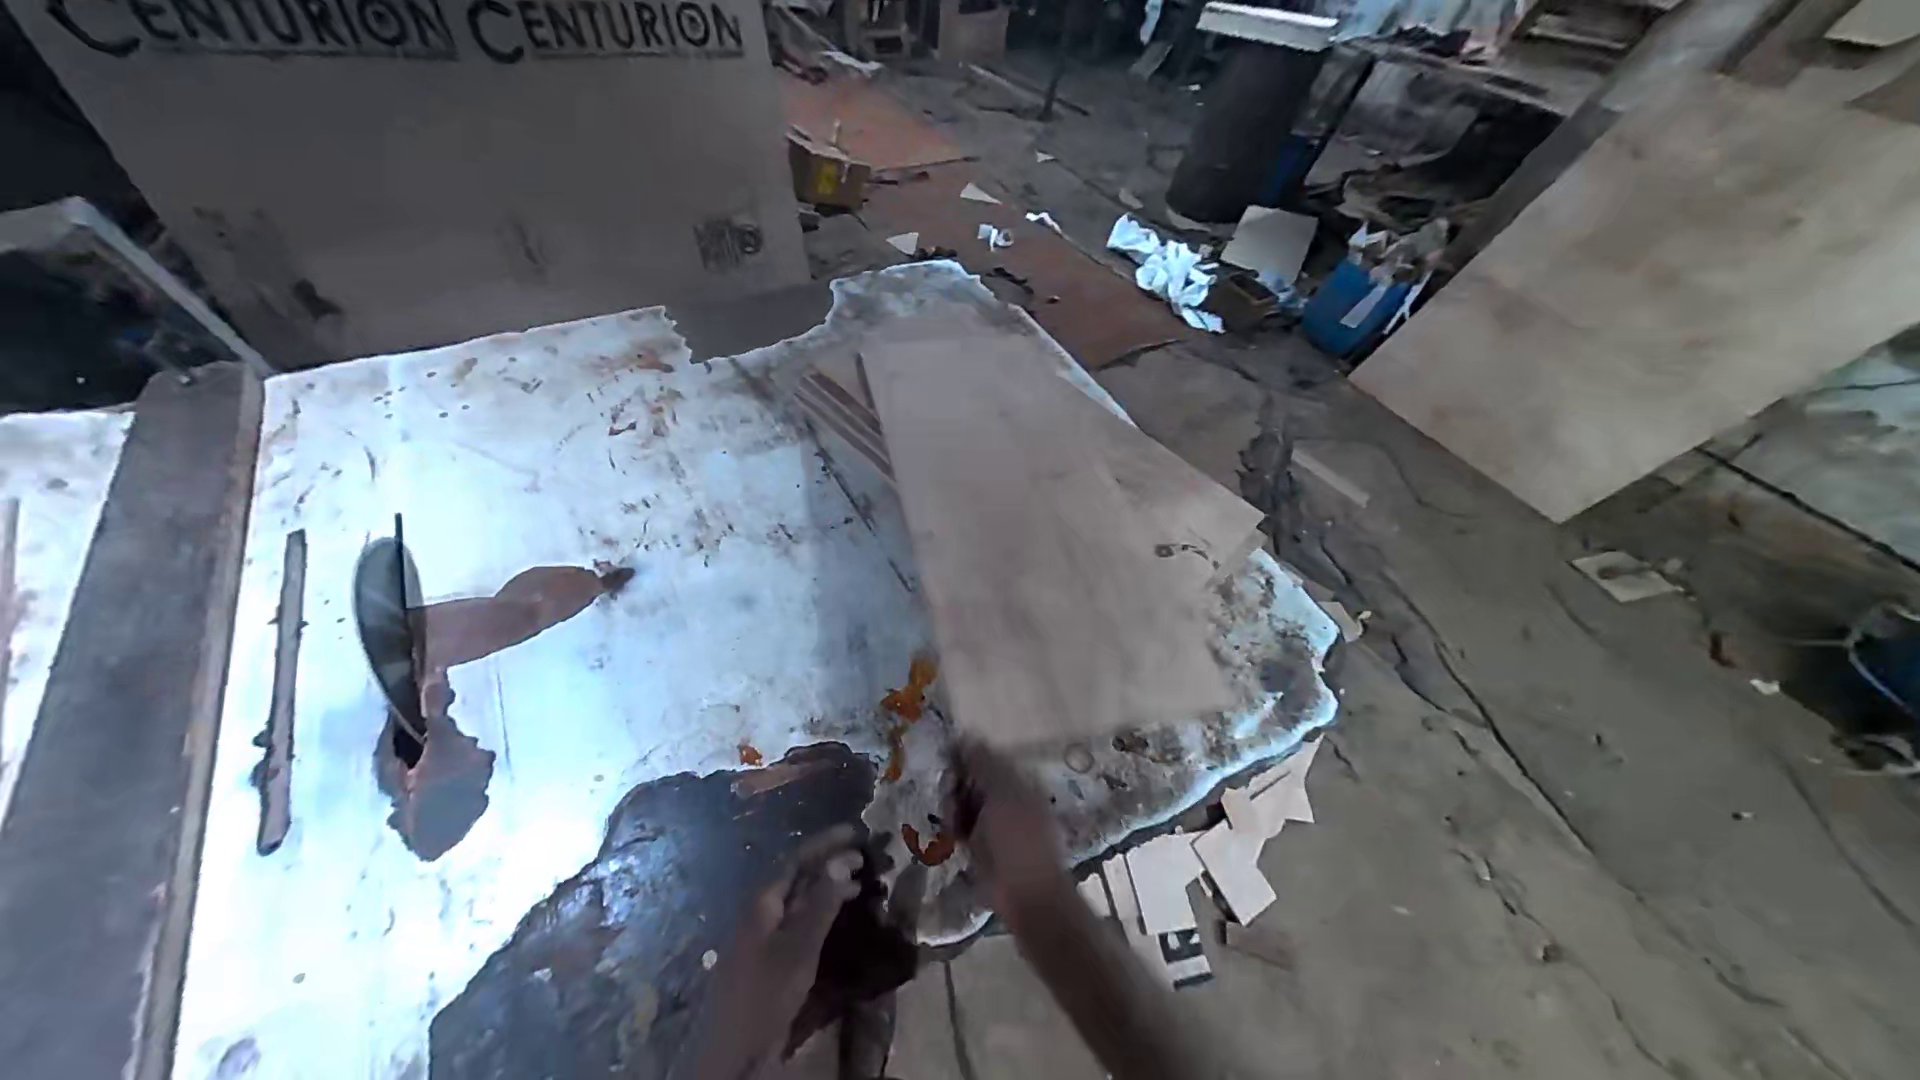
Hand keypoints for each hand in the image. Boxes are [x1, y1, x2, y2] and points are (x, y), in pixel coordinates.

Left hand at [678, 826, 863, 1079]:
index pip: (798, 858)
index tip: (856, 831)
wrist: (734, 1051)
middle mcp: (765, 910)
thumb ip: (822, 902)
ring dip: (832, 886)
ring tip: (863, 882)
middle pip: (801, 876)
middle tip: (867, 857)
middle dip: (833, 862)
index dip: (827, 842)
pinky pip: (804, 919)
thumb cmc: (766, 991)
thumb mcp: (800, 946)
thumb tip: (841, 858)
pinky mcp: (776, 956)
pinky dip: (826, 909)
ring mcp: (769, 934)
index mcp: (765, 900)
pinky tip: (842, 914)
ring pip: (804, 898)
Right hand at [949, 740, 1071, 915]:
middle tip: (949, 799)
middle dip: (957, 786)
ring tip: (952, 824)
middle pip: (973, 781)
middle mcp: (1009, 799)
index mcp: (1020, 782)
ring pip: (965, 804)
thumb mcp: (1001, 793)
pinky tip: (951, 835)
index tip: (948, 763)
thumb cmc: (1018, 839)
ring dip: (953, 809)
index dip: (966, 759)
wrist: (1027, 896)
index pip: (988, 759)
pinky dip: (954, 829)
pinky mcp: (983, 848)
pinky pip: (963, 828)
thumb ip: (984, 763)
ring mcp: (997, 825)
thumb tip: (967, 737)